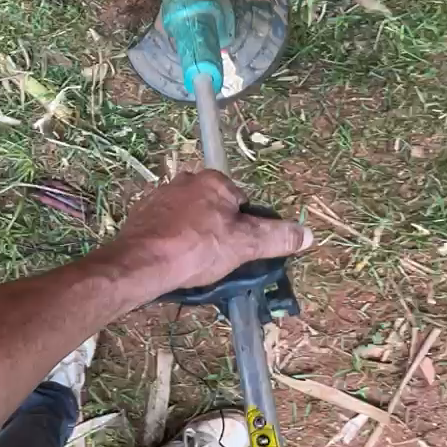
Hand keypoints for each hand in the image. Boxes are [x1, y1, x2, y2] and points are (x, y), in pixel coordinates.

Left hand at [99, 170, 312, 294]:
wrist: (139, 263)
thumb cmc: (196, 250)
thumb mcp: (245, 245)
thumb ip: (276, 237)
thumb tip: (307, 234)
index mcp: (213, 180)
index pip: (242, 203)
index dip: (244, 230)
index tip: (237, 251)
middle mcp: (185, 181)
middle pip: (215, 211)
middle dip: (219, 234)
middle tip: (216, 260)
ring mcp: (160, 197)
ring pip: (190, 220)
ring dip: (195, 239)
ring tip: (193, 265)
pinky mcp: (141, 216)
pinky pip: (167, 229)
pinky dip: (173, 243)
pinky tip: (172, 262)